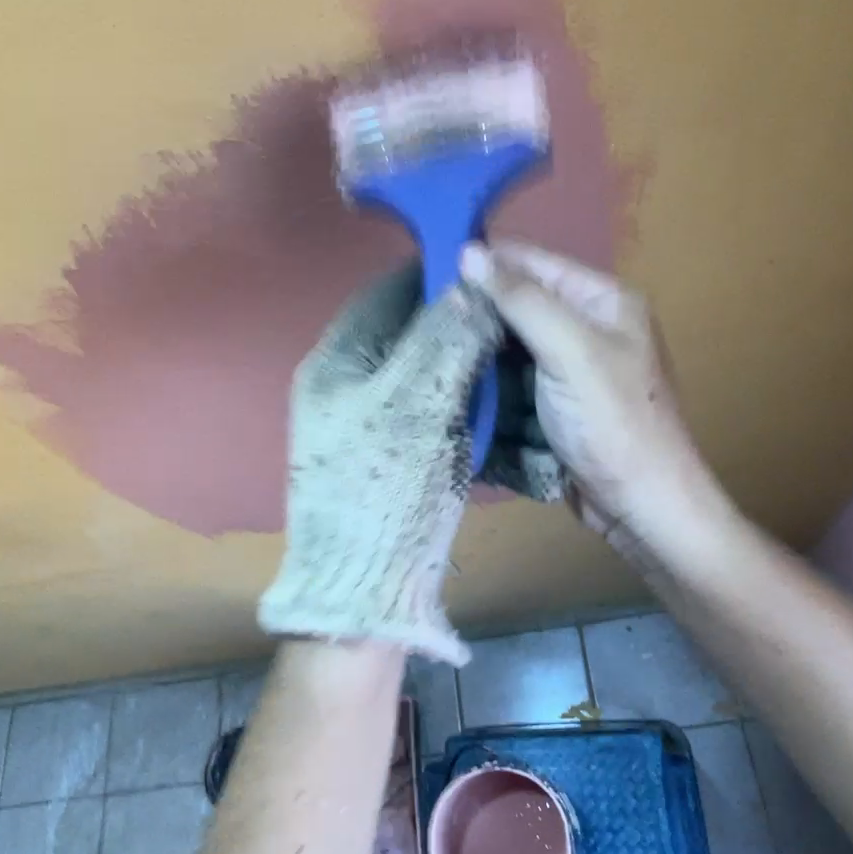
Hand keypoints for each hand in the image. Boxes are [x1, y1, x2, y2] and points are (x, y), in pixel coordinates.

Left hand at [256, 261, 501, 665]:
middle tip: (513, 311)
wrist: (366, 586)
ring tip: (516, 348)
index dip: (435, 274)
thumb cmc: (380, 487)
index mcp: (336, 362)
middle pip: (409, 331)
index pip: (387, 293)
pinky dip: (466, 399)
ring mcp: (372, 422)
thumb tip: (471, 283)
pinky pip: (435, 408)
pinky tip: (501, 396)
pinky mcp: (397, 454)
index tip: (489, 267)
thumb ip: (442, 340)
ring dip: (467, 361)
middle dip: (458, 320)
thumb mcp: (412, 406)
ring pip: (427, 371)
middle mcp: (349, 385)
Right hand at [461, 241, 703, 532]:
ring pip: (512, 348)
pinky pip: (515, 383)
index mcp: (604, 301)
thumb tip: (468, 252)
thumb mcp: (569, 351)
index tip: (433, 278)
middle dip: (479, 317)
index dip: (486, 266)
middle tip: (432, 327)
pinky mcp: (558, 406)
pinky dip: (490, 387)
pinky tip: (459, 392)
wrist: (643, 506)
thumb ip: (520, 300)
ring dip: (479, 355)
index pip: (534, 263)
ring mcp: (573, 370)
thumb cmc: (613, 423)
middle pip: (520, 306)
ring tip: (436, 359)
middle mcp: (590, 328)